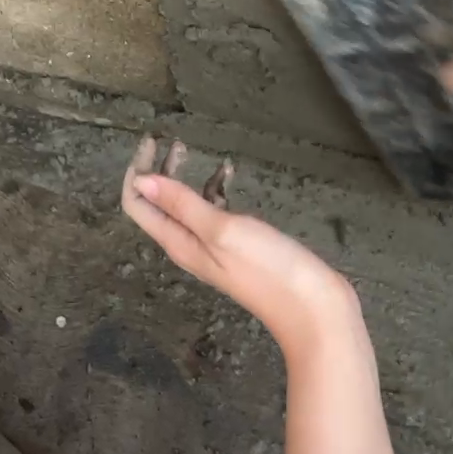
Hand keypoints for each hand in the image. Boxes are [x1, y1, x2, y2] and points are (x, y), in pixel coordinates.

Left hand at [121, 137, 358, 350]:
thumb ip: (180, 203)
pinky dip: (215, 188)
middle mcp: (188, 244)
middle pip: (158, 201)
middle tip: (172, 141)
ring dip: (182, 176)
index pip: (137, 204)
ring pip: (184, 203)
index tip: (151, 142)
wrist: (315, 311)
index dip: (137, 171)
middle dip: (157, 169)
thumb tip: (140, 180)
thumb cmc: (267, 267)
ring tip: (190, 148)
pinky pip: (213, 210)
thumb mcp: (220, 228)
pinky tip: (228, 172)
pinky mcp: (236, 245)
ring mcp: (212, 246)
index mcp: (177, 242)